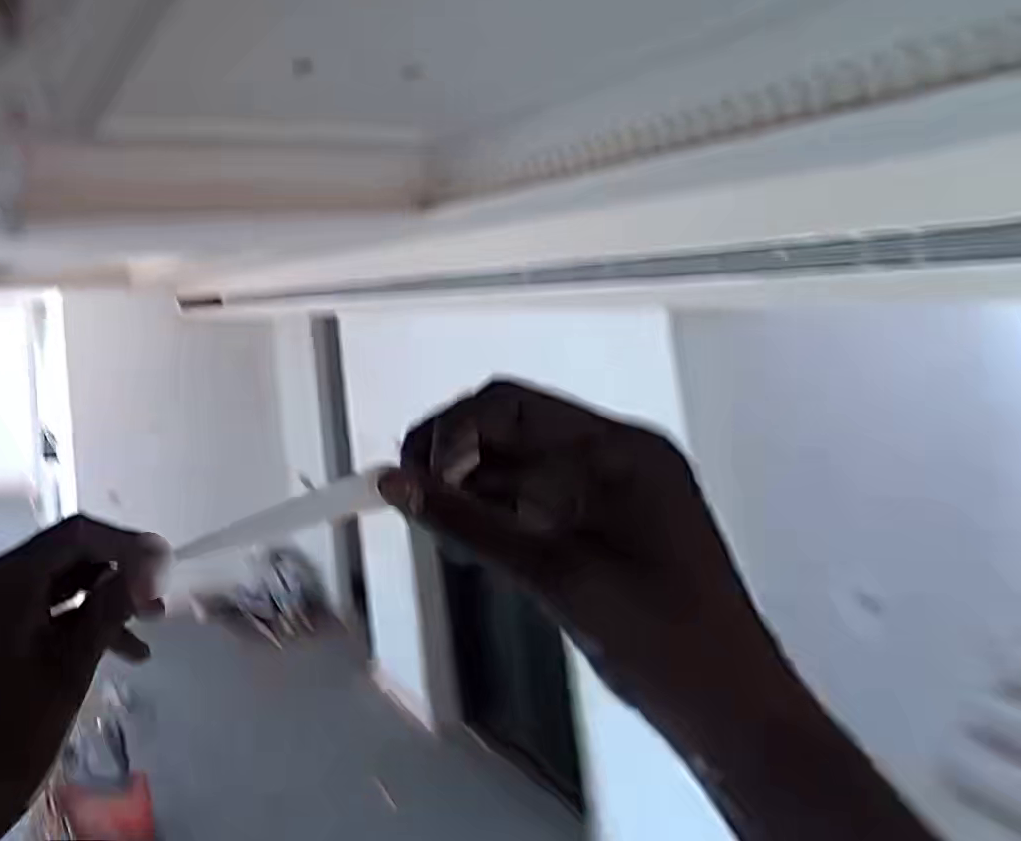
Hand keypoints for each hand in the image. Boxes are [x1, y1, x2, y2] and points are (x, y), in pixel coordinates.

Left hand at [0, 515, 166, 840]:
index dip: (124, 542)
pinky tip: (123, 648)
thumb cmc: (12, 728)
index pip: (77, 534)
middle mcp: (2, 580)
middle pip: (70, 553)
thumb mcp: (70, 665)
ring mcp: (0, 605)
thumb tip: (148, 568)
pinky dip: (85, 620)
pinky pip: (51, 608)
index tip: (164, 560)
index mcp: (12, 577)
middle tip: (159, 590)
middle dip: (119, 569)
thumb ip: (108, 609)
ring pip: (64, 582)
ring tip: (150, 619)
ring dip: (107, 597)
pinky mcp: (3, 630)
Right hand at [380, 379, 938, 840]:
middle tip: (416, 497)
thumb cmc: (658, 638)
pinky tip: (462, 542)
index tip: (420, 478)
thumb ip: (462, 521)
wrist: (735, 719)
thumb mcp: (550, 574)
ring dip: (459, 485)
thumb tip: (388, 481)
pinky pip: (512, 490)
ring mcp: (595, 484)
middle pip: (499, 424)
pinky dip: (479, 508)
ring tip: (439, 530)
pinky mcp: (582, 514)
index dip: (452, 430)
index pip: (508, 404)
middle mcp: (605, 453)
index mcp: (616, 450)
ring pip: (499, 458)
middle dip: (448, 455)